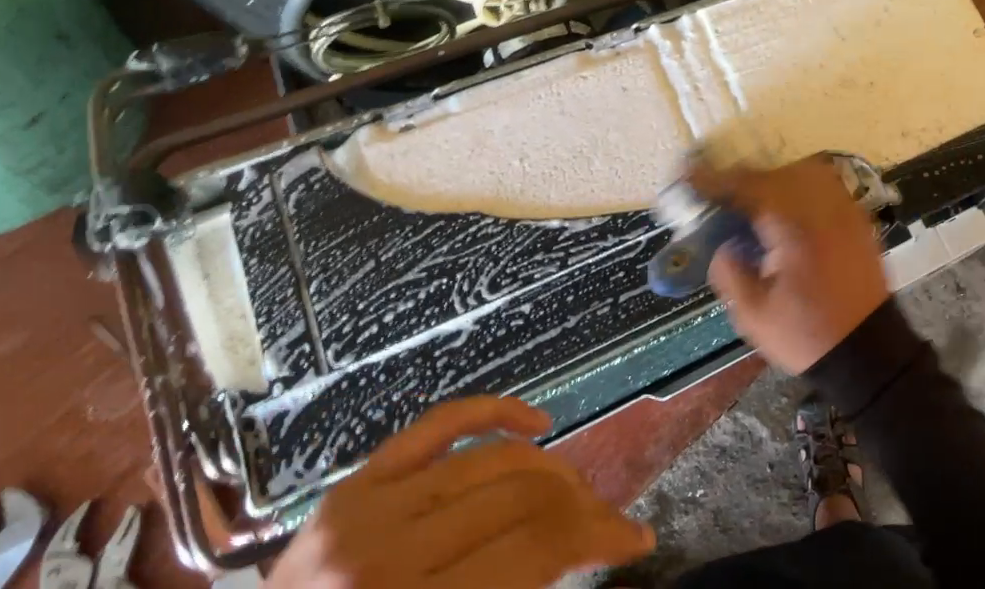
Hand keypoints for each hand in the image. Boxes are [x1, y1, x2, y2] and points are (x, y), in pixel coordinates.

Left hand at [267, 397, 653, 588]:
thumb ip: (527, 587)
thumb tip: (615, 538)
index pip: (539, 547)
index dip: (601, 535)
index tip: (635, 539)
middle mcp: (386, 558)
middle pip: (522, 497)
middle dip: (582, 505)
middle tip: (606, 521)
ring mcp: (362, 514)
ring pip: (493, 460)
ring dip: (551, 470)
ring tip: (573, 492)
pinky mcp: (349, 488)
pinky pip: (438, 425)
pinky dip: (495, 413)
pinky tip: (537, 423)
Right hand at [694, 156, 891, 373]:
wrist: (868, 349)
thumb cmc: (807, 335)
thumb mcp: (753, 314)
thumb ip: (730, 272)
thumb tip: (721, 245)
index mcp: (795, 230)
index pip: (752, 187)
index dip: (718, 180)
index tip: (692, 178)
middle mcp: (825, 211)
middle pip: (781, 173)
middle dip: (748, 178)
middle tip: (723, 195)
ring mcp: (848, 212)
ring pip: (808, 173)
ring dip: (777, 180)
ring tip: (755, 202)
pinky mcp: (860, 220)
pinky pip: (828, 188)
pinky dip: (803, 188)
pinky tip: (788, 212)